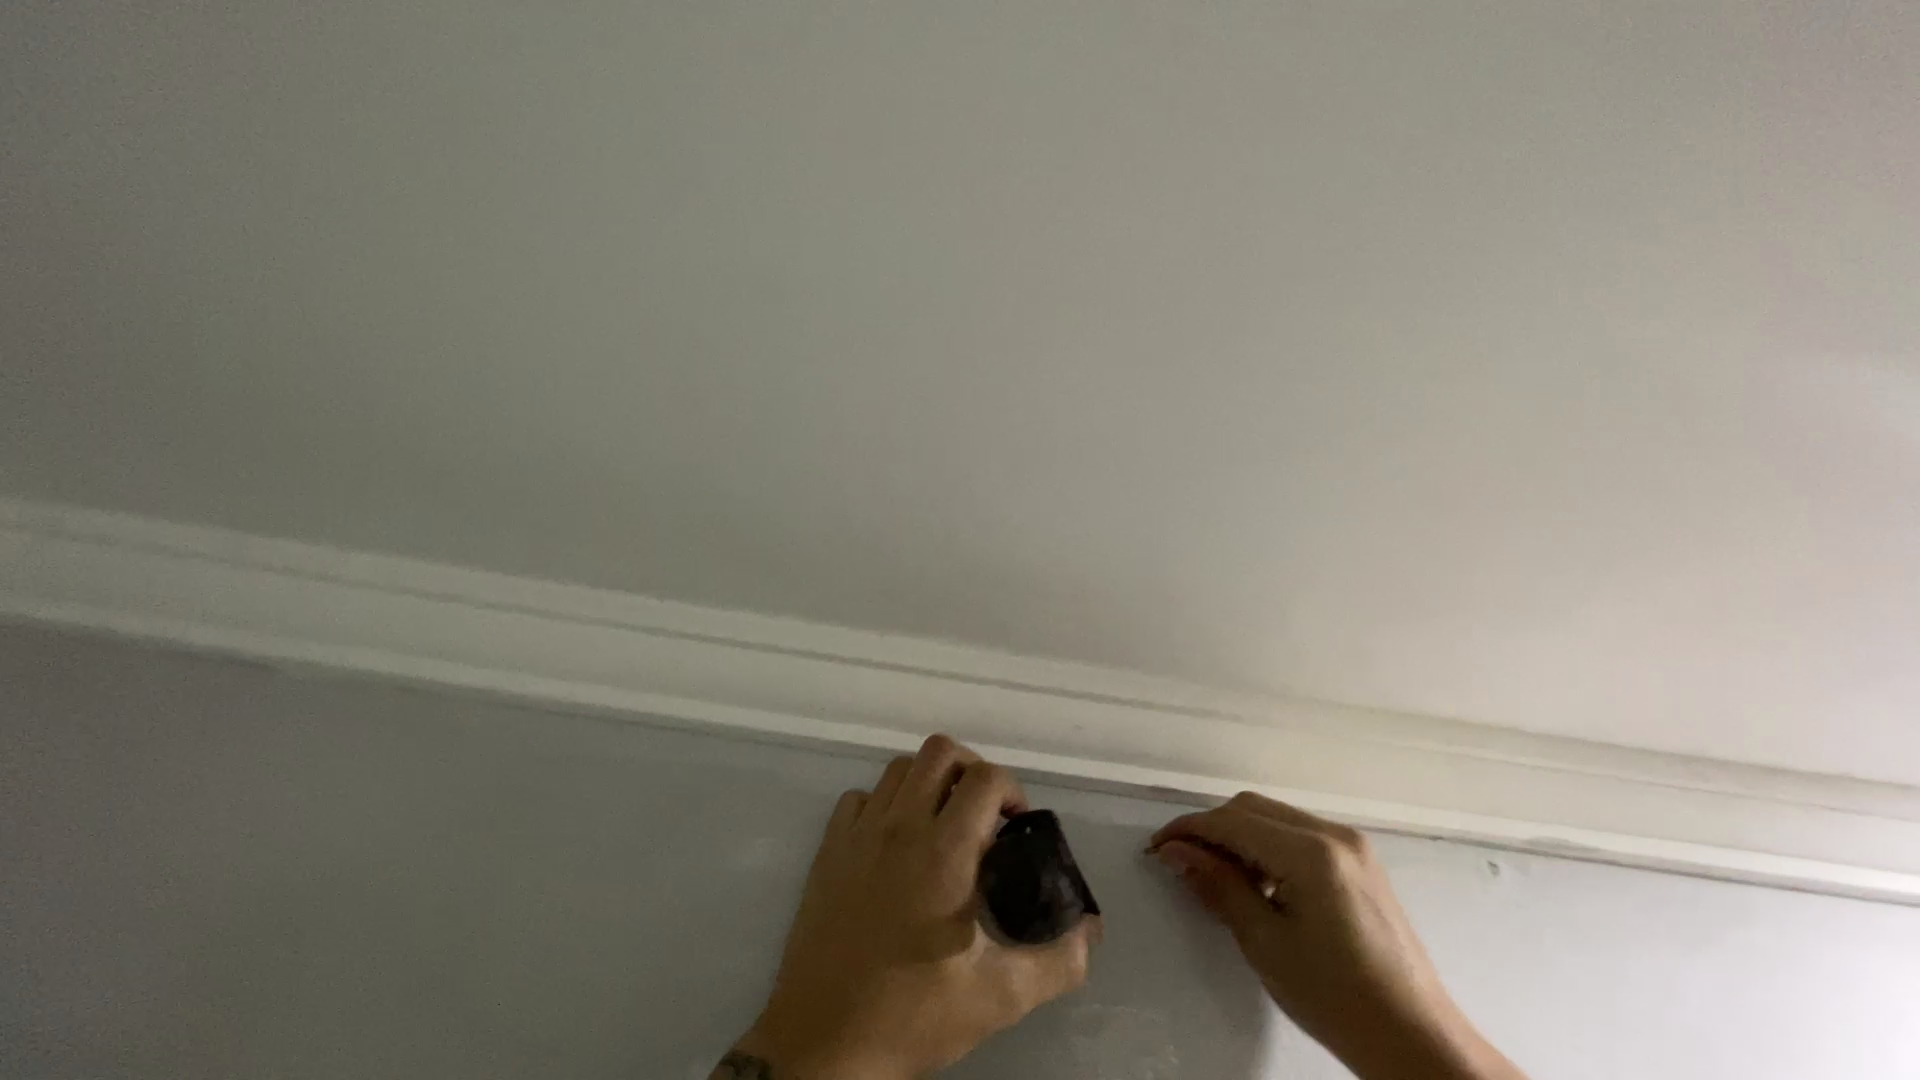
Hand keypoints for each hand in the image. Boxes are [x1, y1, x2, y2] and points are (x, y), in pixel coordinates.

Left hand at [721, 735, 1099, 1079]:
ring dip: (929, 782)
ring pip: (898, 769)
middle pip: (939, 752)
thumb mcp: (998, 997)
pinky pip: (859, 799)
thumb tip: (1091, 932)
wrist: (822, 1041)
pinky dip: (885, 804)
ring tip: (944, 825)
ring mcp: (857, 835)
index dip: (1012, 791)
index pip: (984, 779)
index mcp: (943, 852)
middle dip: (972, 771)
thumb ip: (1058, 961)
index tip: (1017, 828)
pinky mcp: (827, 851)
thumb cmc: (911, 1014)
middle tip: (985, 816)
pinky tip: (895, 844)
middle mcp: (899, 827)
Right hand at [1151, 793, 1526, 1079]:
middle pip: (1252, 808)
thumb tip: (1176, 852)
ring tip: (1216, 877)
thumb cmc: (1333, 996)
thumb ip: (1218, 886)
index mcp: (1311, 853)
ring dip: (1238, 835)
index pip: (1232, 821)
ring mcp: (1352, 845)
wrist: (1413, 1037)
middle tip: (1181, 863)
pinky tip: (1258, 882)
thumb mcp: (1264, 942)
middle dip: (1211, 829)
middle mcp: (1334, 834)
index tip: (1156, 850)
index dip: (1188, 830)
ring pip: (1274, 817)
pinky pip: (1299, 833)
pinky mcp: (1360, 861)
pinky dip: (1268, 845)